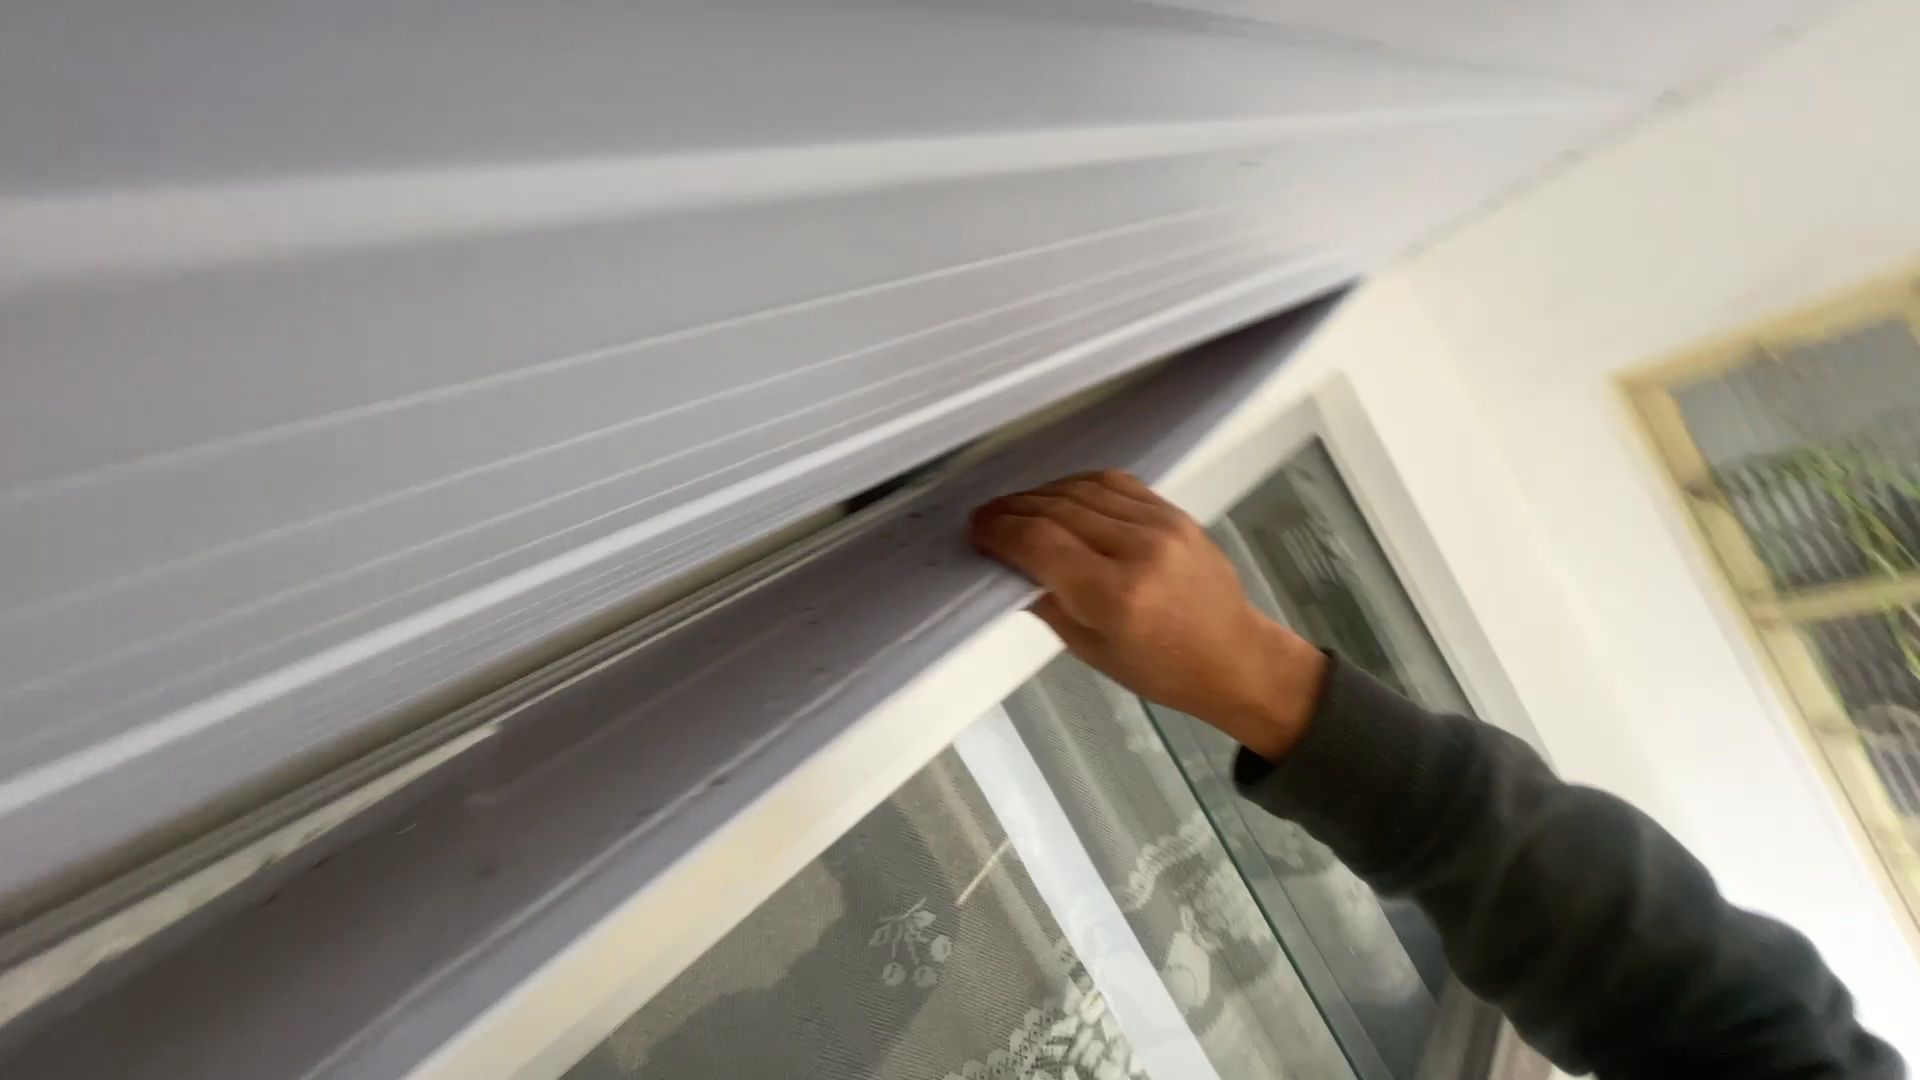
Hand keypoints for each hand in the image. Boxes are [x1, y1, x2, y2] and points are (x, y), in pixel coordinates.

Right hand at [970, 469, 1325, 760]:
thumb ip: (1048, 604)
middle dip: (1013, 510)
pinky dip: (1078, 484)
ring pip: (1082, 490)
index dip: (1000, 532)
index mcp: (1115, 596)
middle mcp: (1138, 551)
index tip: (977, 530)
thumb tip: (1010, 567)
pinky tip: (1058, 494)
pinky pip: (1115, 483)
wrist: (1235, 656)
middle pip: (1057, 511)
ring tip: (1016, 506)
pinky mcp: (1174, 513)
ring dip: (1041, 493)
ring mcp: (1161, 525)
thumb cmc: (1161, 670)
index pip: (1041, 544)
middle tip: (986, 516)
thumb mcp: (1092, 651)